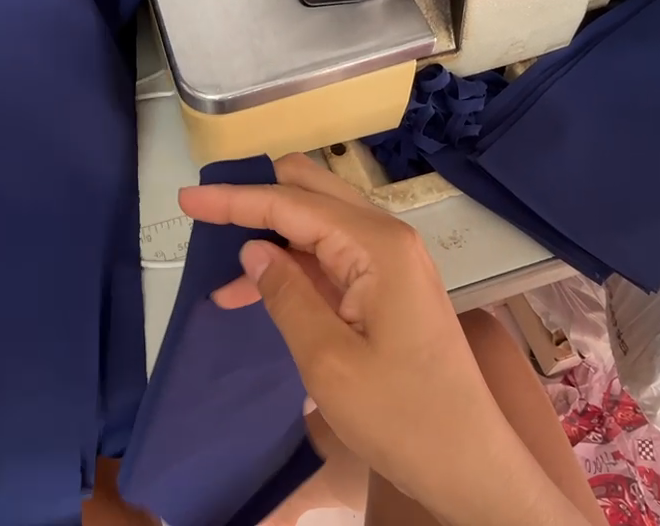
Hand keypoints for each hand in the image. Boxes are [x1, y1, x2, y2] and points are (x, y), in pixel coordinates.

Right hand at [178, 154, 575, 525]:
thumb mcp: (328, 360)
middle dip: (258, 197)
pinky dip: (293, 265)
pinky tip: (256, 289)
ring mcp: (392, 259)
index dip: (235, 199)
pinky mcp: (390, 284)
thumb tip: (253, 249)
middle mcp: (387, 237)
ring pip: (318, 223)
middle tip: (207, 211)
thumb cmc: (402, 416)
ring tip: (219, 263)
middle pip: (311, 193)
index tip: (187, 197)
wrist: (471, 465)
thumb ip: (286, 294)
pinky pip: (332, 257)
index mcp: (376, 245)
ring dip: (272, 234)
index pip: (292, 204)